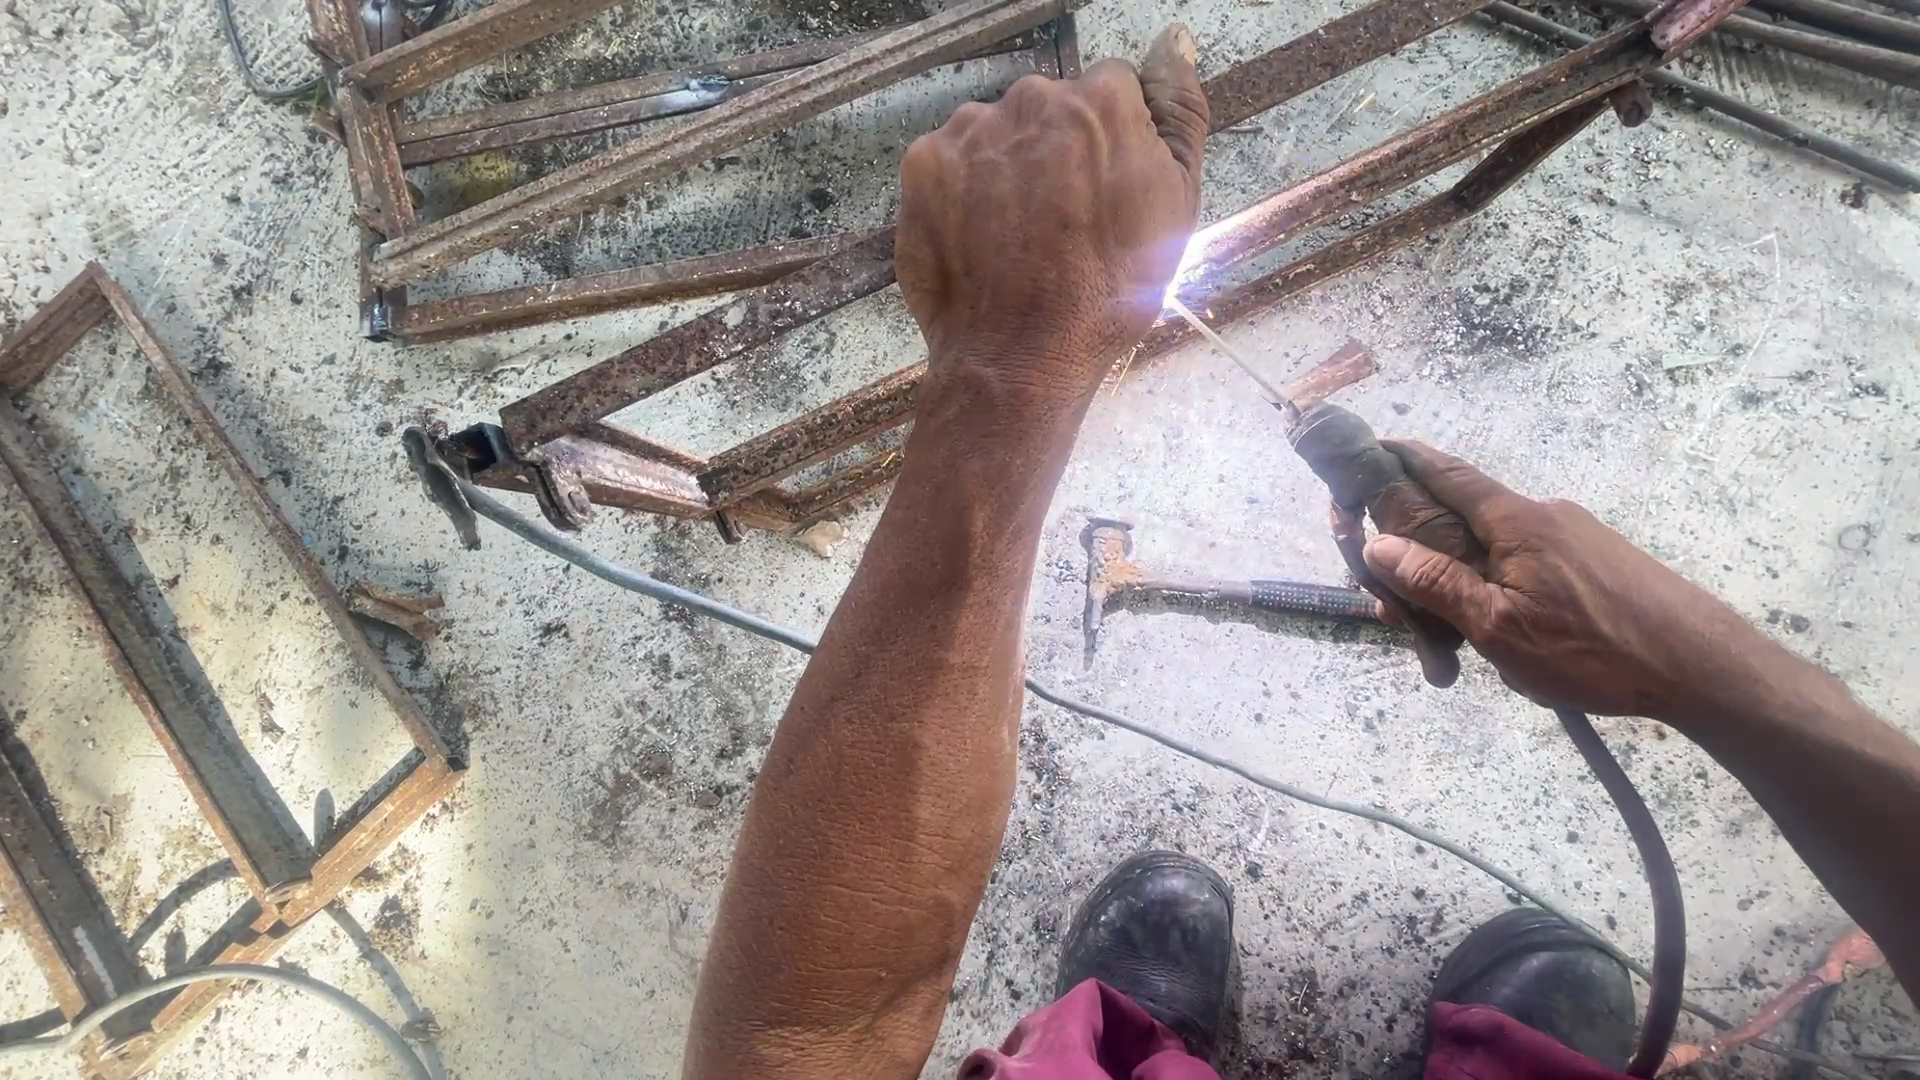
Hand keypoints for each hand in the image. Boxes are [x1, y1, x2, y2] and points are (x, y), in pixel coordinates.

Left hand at [894, 24, 1207, 424]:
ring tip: (1011, 242)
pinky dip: (961, 195)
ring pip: (995, 136)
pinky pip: (950, 165)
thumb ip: (1181, 113)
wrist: (1020, 359)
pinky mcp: (922, 168)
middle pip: (1047, 112)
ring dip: (1004, 171)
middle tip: (1056, 229)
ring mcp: (969, 131)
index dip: (1108, 150)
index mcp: (1100, 100)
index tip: (1100, 201)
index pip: (1109, 95)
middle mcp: (1030, 98)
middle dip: (1054, 155)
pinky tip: (976, 241)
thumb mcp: (1176, 208)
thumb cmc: (1108, 296)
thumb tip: (1172, 40)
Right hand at [1360, 440, 1766, 719]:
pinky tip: (1495, 632)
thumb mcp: (1497, 626)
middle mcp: (1543, 516)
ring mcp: (1572, 537)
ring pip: (1486, 549)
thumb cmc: (1596, 650)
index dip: (1404, 457)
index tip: (1370, 445)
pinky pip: (1518, 564)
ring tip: (1448, 640)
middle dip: (1414, 553)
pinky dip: (1487, 588)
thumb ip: (1435, 583)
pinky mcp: (1592, 562)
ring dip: (1452, 581)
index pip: (1447, 474)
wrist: (1715, 676)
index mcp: (1515, 522)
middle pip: (1457, 521)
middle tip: (1395, 607)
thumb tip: (1376, 545)